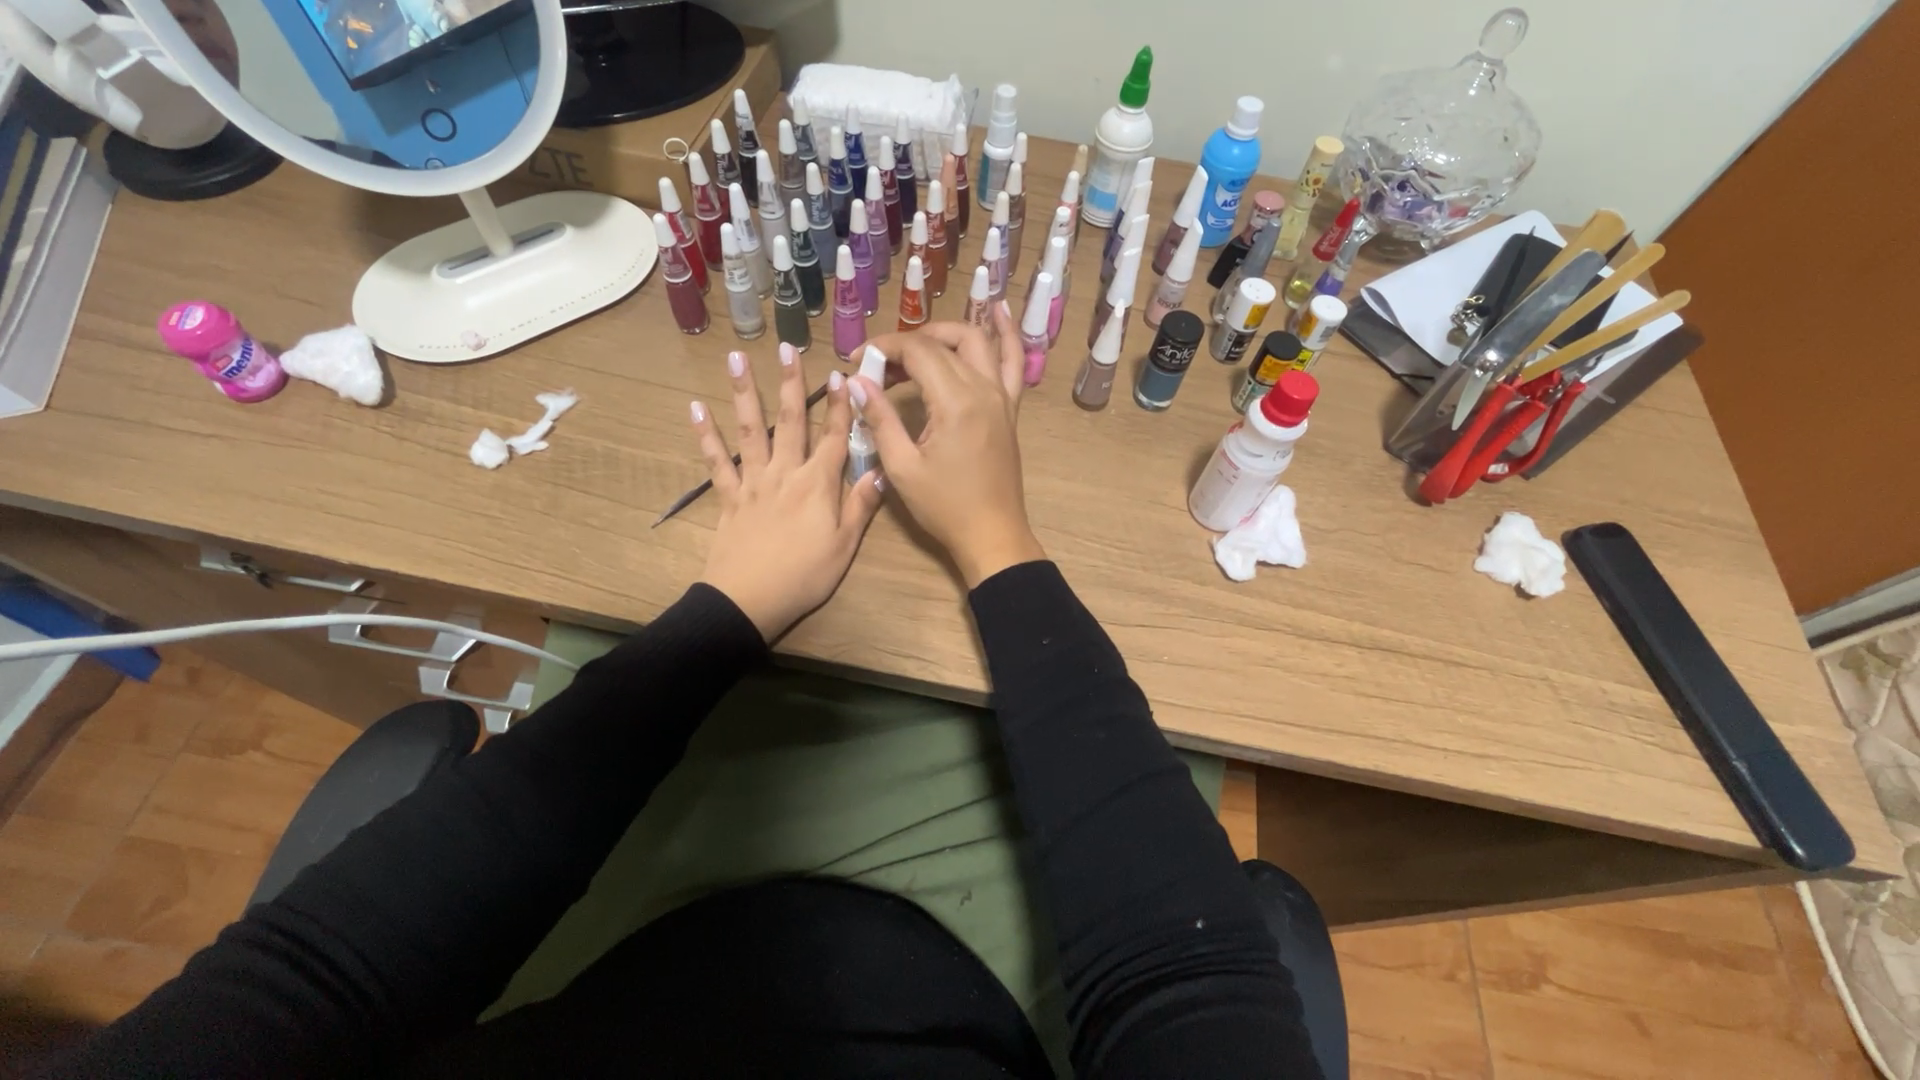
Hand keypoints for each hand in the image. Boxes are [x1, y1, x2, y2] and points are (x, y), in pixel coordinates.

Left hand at [691, 344, 884, 640]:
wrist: (750, 601)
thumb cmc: (805, 577)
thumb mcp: (845, 546)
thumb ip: (861, 505)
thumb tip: (881, 470)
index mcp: (818, 484)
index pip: (834, 436)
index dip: (840, 405)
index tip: (842, 374)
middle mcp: (785, 473)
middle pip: (791, 421)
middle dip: (791, 383)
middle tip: (787, 347)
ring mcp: (753, 483)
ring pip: (750, 430)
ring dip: (745, 392)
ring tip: (737, 358)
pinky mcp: (729, 498)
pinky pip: (716, 462)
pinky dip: (705, 435)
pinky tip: (695, 408)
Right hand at [854, 304, 1046, 587]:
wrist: (991, 534)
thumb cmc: (944, 507)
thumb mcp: (902, 467)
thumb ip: (880, 418)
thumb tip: (858, 381)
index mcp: (956, 402)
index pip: (919, 351)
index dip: (885, 348)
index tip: (858, 361)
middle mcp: (984, 389)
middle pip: (946, 341)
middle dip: (911, 341)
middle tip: (883, 362)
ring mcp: (1002, 397)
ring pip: (980, 342)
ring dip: (948, 333)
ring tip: (921, 339)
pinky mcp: (1010, 409)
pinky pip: (1012, 362)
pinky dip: (1006, 335)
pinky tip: (1000, 311)